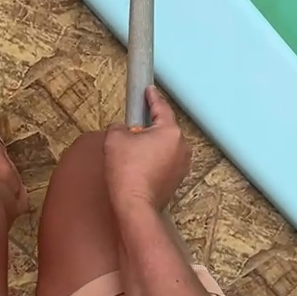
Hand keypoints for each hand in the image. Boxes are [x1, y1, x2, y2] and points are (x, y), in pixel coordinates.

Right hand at [104, 86, 189, 211]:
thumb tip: (125, 130)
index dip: (152, 97)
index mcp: (170, 132)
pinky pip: (165, 161)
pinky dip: (154, 160)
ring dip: (151, 145)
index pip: (161, 107)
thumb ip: (120, 126)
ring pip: (165, 146)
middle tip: (131, 130)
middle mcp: (181, 146)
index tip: (149, 91)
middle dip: (148, 128)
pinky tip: (139, 166)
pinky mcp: (177, 179)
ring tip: (132, 153)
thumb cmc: (127, 173)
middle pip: (163, 128)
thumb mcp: (115, 138)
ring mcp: (181, 164)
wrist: (135, 205)